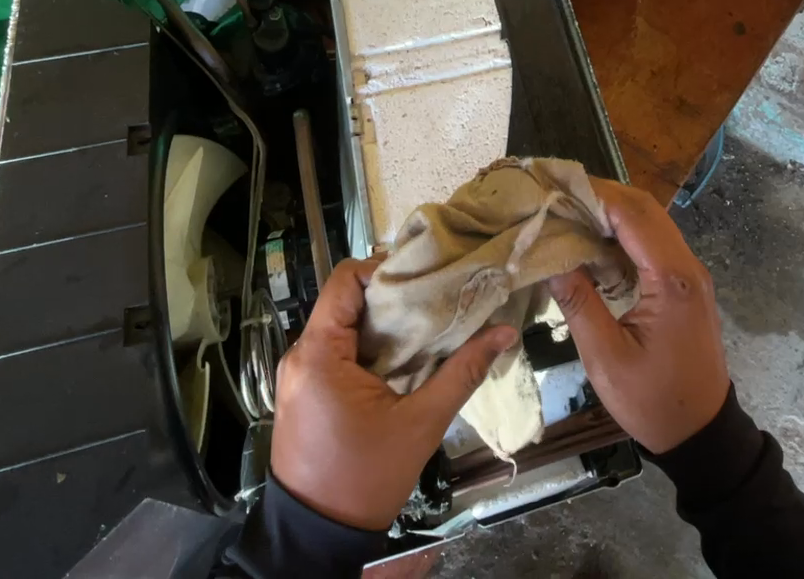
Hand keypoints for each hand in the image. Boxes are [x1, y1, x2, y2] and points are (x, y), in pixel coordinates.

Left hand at [270, 257, 517, 529]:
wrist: (317, 535)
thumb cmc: (365, 476)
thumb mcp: (422, 423)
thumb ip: (462, 371)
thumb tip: (505, 332)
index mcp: (319, 353)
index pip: (345, 279)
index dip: (384, 268)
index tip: (425, 276)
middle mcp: (301, 355)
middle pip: (346, 300)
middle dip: (392, 296)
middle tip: (436, 298)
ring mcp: (299, 374)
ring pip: (343, 325)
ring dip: (382, 323)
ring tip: (427, 324)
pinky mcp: (305, 391)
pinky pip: (337, 350)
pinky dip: (369, 346)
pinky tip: (404, 356)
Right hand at [546, 178, 729, 453]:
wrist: (702, 433)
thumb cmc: (653, 400)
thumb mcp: (606, 357)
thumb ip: (579, 303)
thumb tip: (550, 260)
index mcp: (672, 279)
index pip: (633, 216)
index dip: (595, 195)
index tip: (557, 188)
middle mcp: (687, 266)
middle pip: (646, 209)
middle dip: (602, 195)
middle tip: (559, 195)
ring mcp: (690, 274)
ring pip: (652, 223)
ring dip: (614, 212)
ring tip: (570, 212)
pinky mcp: (686, 285)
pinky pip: (655, 243)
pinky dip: (625, 233)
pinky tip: (595, 242)